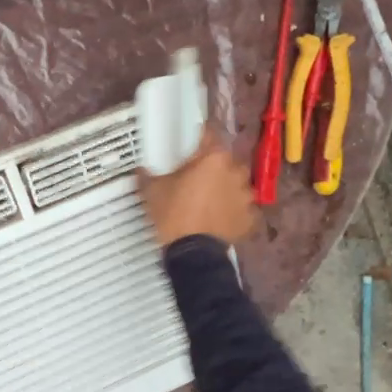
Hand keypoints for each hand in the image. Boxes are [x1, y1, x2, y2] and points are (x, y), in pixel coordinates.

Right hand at [135, 131, 255, 247]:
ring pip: (236, 186)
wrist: (192, 254)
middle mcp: (236, 171)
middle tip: (196, 183)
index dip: (197, 144)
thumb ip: (147, 175)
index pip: (208, 137)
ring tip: (209, 205)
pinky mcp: (250, 218)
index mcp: (214, 158)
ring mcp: (247, 195)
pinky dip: (234, 214)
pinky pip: (243, 210)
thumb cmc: (173, 214)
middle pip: (225, 163)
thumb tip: (140, 169)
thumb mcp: (152, 192)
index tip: (188, 153)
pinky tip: (220, 222)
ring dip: (226, 191)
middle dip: (213, 170)